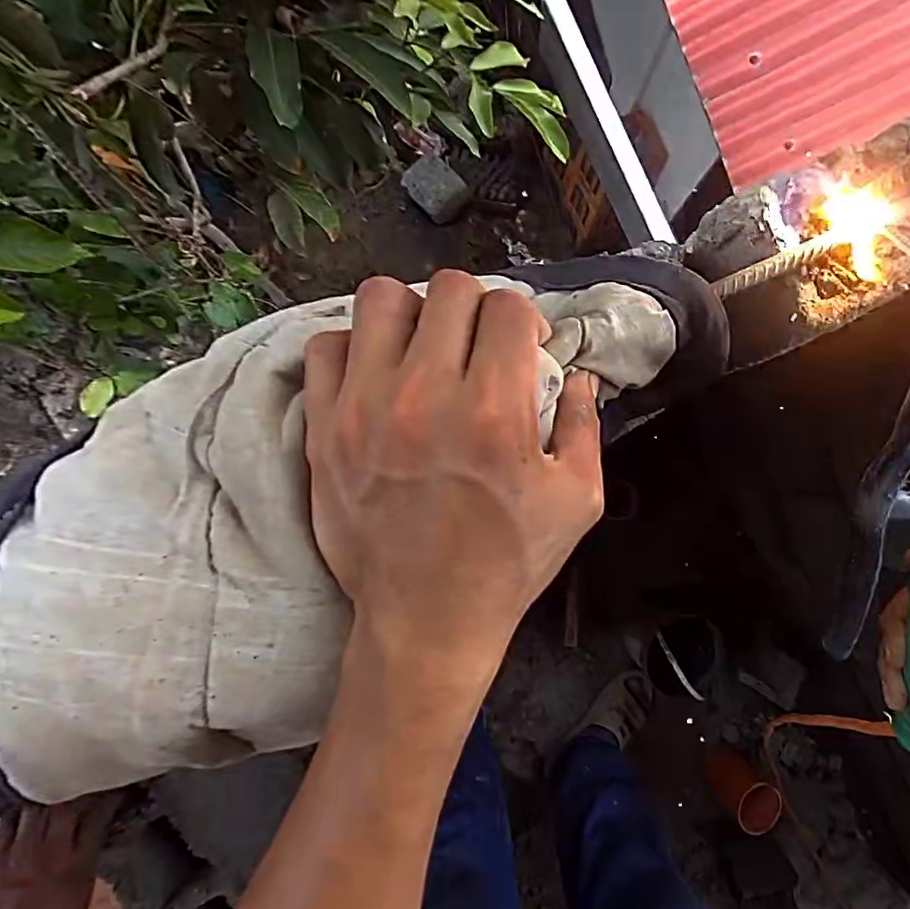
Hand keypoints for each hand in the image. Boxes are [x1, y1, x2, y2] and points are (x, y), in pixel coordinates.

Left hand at [303, 271, 603, 696]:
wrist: (428, 619)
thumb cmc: (511, 561)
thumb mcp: (578, 500)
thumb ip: (585, 427)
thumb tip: (581, 378)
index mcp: (493, 409)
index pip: (508, 308)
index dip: (527, 319)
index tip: (528, 348)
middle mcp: (425, 394)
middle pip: (450, 289)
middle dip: (479, 306)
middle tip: (483, 344)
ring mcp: (364, 407)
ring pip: (381, 298)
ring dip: (415, 313)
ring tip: (428, 350)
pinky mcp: (324, 428)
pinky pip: (327, 346)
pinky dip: (359, 348)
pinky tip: (381, 377)